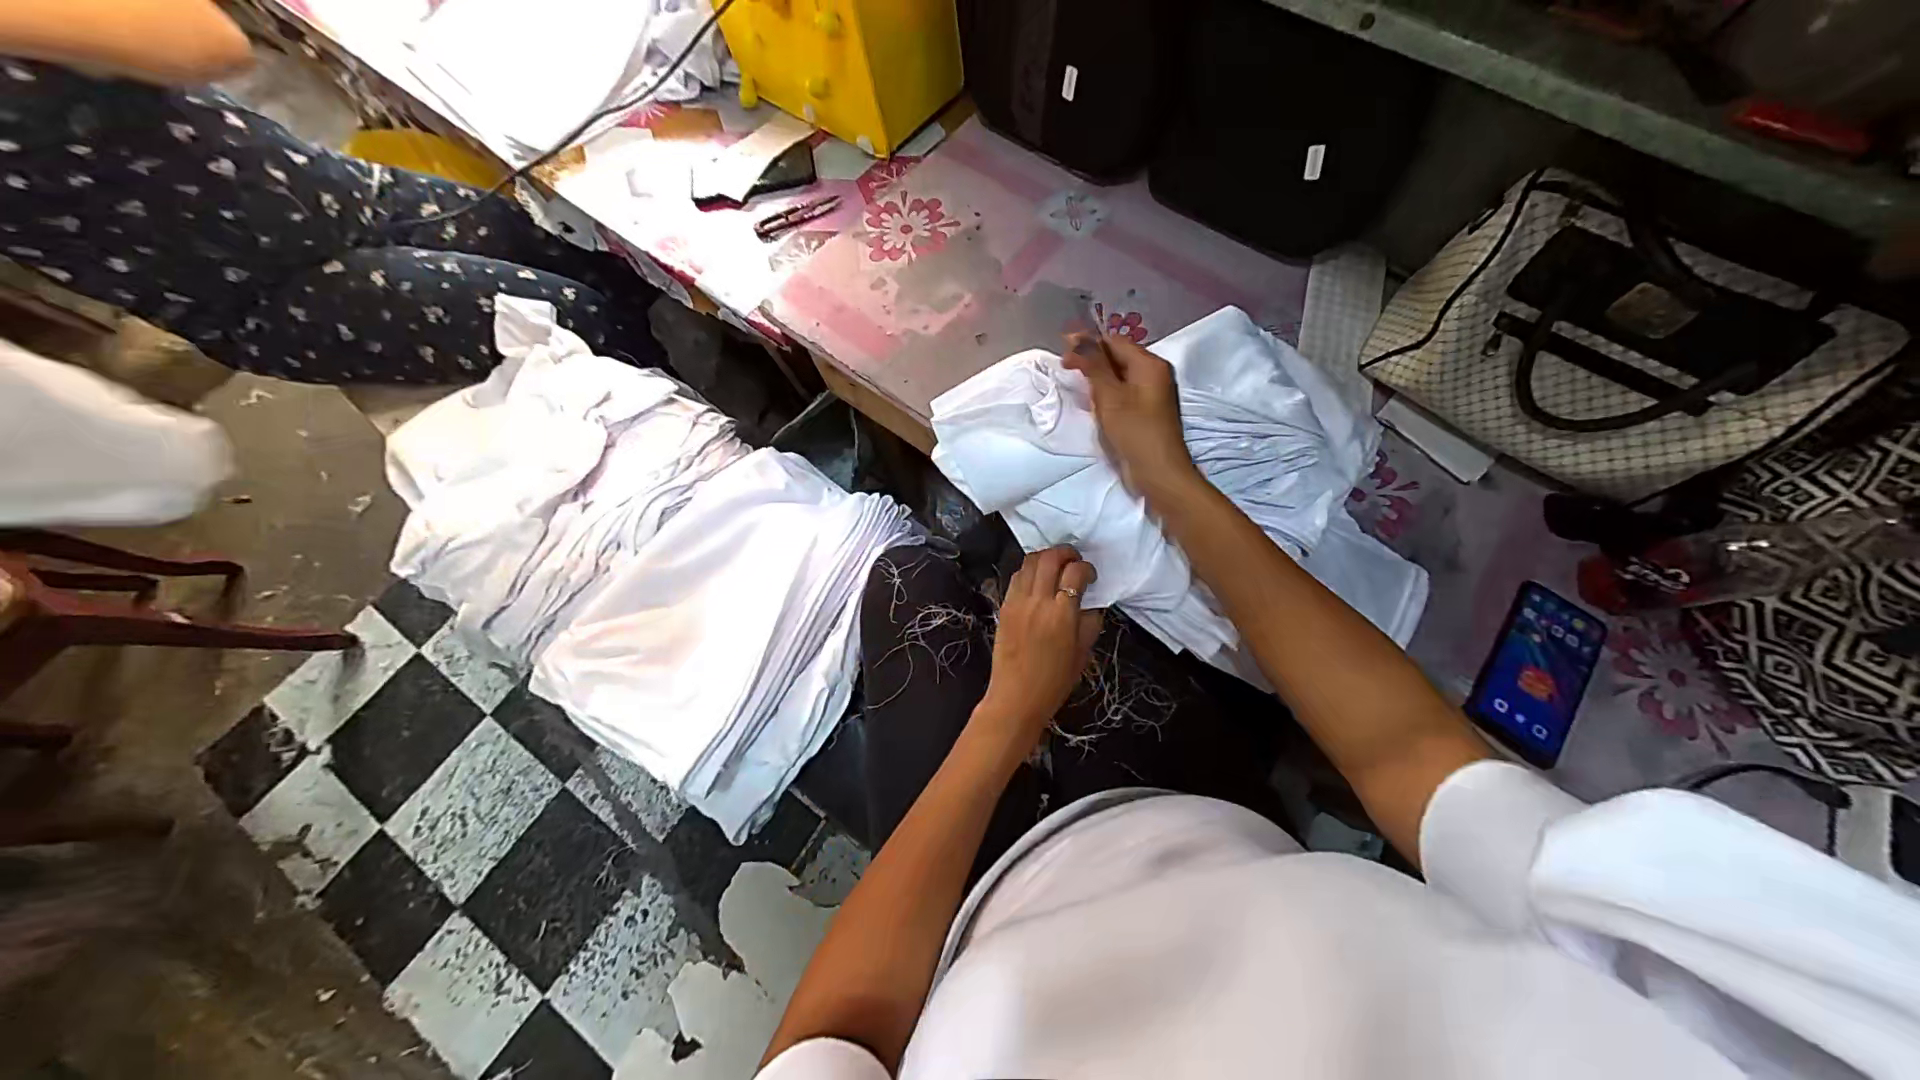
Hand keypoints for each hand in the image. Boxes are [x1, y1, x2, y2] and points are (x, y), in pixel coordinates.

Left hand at [973, 546, 1102, 752]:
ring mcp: (1018, 602)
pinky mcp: (1004, 607)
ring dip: (1045, 558)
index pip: (1076, 572)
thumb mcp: (1083, 652)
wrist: (1016, 696)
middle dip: (1066, 553)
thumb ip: (1090, 622)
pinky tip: (1037, 581)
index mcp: (1062, 613)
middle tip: (1074, 560)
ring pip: (1030, 562)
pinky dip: (1029, 571)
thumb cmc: (1055, 680)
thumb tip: (1090, 603)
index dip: (1087, 568)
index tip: (1091, 576)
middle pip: (1050, 558)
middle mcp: (1038, 601)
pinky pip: (1016, 577)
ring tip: (1055, 566)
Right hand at [1062, 332, 1198, 499]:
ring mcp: (1151, 394)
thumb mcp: (1109, 394)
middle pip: (1117, 357)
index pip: (1114, 342)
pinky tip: (1093, 406)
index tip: (1063, 359)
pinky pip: (1122, 394)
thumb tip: (1077, 336)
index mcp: (1150, 364)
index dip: (1087, 345)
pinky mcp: (1145, 412)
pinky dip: (1106, 396)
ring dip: (1097, 381)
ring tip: (1079, 391)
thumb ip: (1093, 364)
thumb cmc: (1134, 431)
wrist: (1158, 472)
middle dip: (1091, 362)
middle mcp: (1154, 374)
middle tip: (1067, 374)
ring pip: (1118, 377)